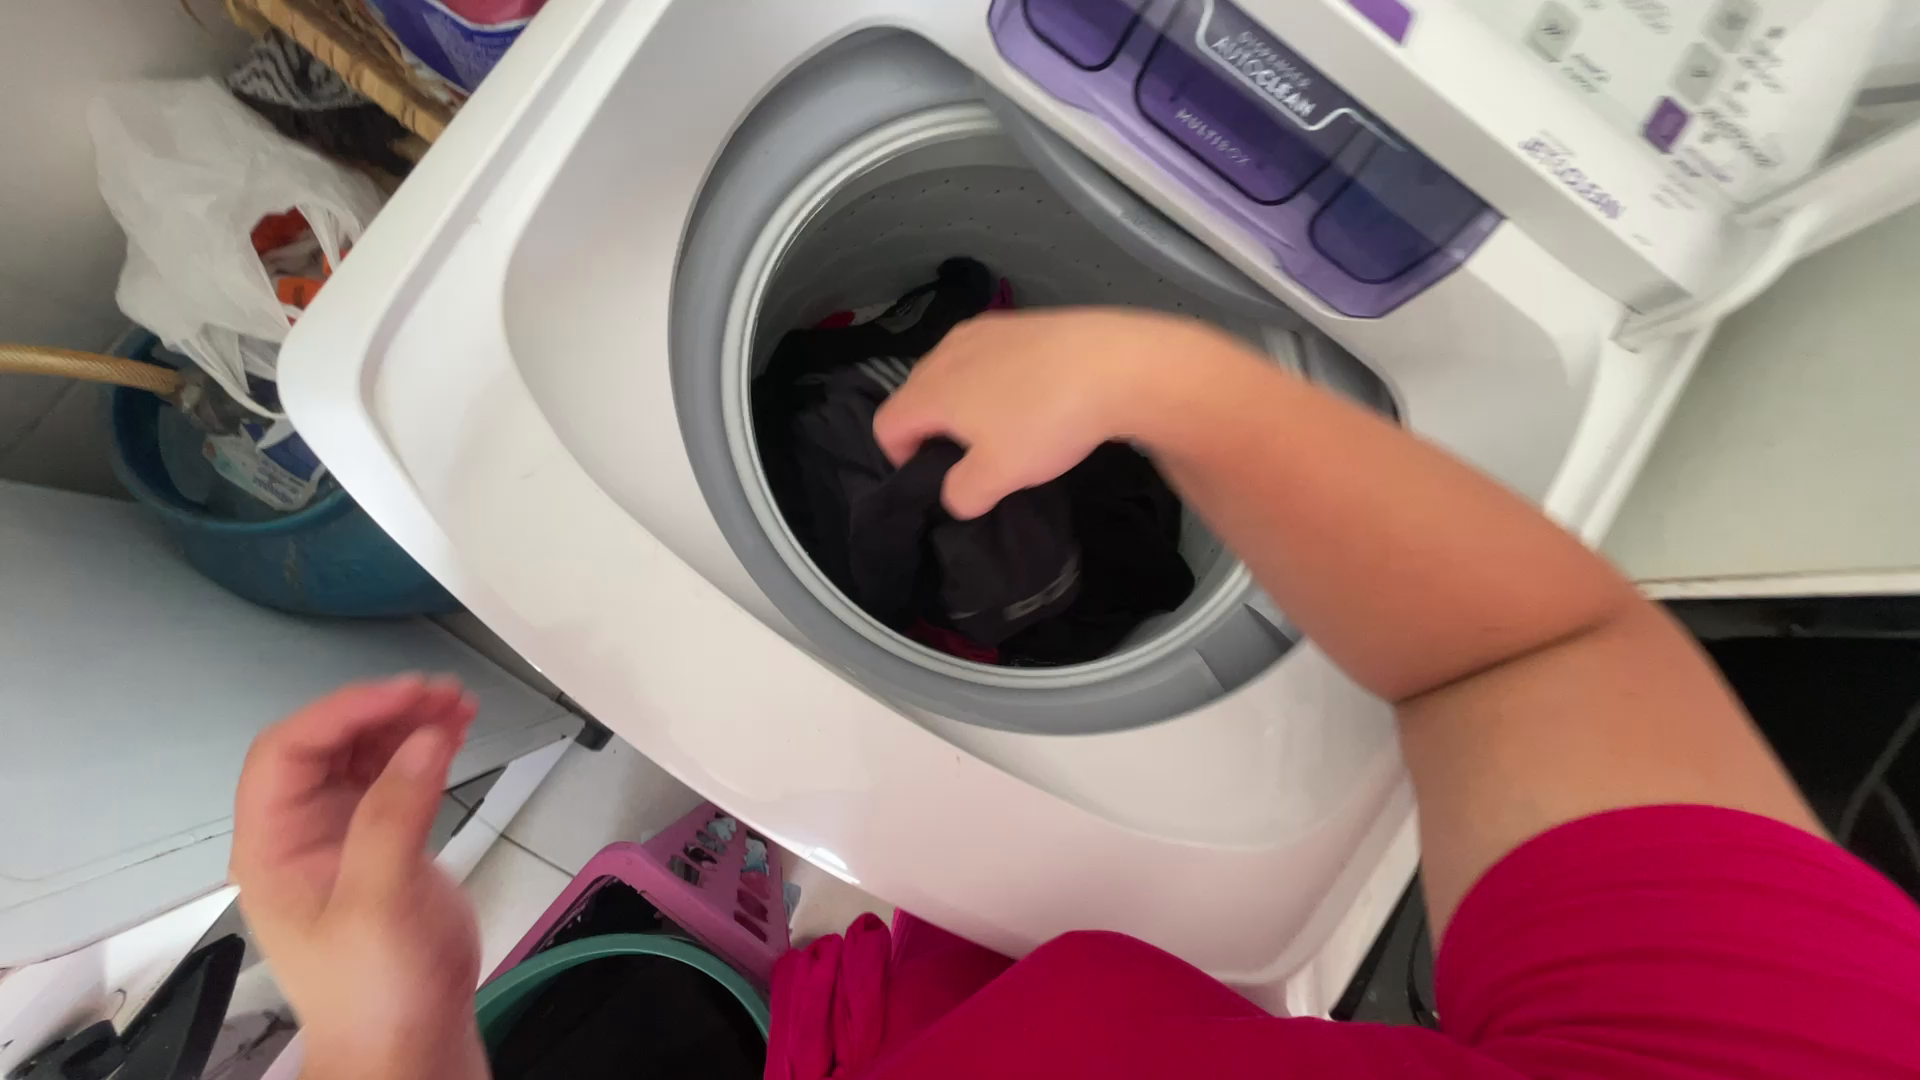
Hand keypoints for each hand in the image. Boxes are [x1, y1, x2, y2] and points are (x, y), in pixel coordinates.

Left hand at [231, 675, 490, 1079]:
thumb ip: (396, 814)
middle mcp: (305, 829)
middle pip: (332, 743)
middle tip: (448, 695)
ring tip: (462, 706)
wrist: (410, 1031)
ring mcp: (349, 831)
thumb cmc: (377, 981)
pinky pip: (403, 773)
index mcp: (276, 845)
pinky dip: (430, 744)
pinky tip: (459, 731)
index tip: (411, 693)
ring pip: (370, 751)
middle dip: (386, 709)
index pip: (290, 752)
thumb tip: (428, 737)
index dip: (346, 711)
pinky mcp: (391, 836)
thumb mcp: (378, 898)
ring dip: (412, 721)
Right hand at [873, 308, 1240, 518]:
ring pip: (953, 372)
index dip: (900, 458)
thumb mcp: (999, 475)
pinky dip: (995, 380)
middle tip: (970, 458)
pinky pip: (988, 356)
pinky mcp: (1021, 321)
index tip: (936, 477)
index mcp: (930, 388)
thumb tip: (957, 495)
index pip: (886, 425)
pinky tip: (1034, 397)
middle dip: (932, 430)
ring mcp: (985, 329)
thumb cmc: (1045, 421)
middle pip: (916, 394)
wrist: (1119, 364)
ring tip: (1003, 427)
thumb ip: (963, 493)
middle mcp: (947, 350)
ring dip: (964, 404)